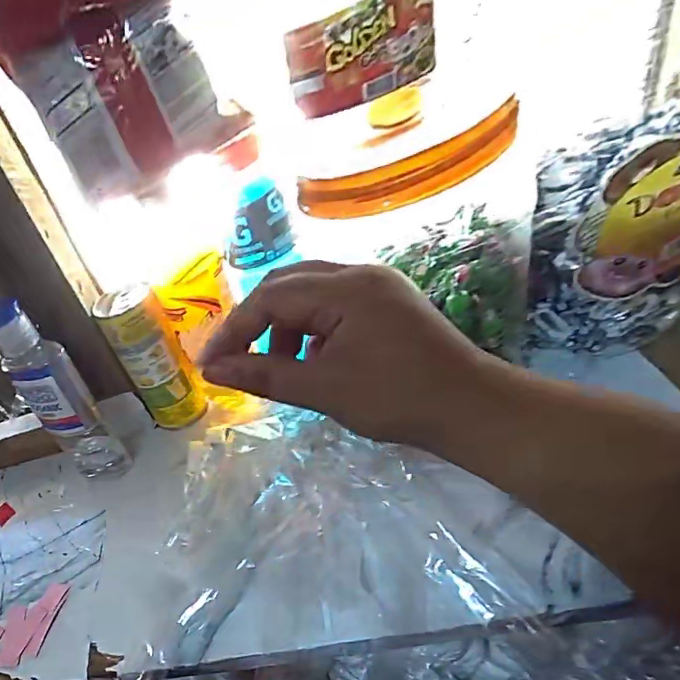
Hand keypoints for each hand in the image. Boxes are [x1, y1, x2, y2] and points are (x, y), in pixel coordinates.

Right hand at [197, 261, 512, 449]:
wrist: (469, 406)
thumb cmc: (395, 398)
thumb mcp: (321, 389)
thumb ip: (264, 374)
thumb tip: (214, 370)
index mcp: (345, 289)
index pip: (270, 298)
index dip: (234, 330)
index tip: (210, 364)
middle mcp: (359, 273)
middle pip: (286, 284)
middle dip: (254, 321)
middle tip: (233, 358)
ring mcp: (376, 284)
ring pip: (307, 290)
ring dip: (281, 324)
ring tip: (277, 364)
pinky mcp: (385, 301)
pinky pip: (331, 302)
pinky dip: (308, 327)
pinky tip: (309, 358)